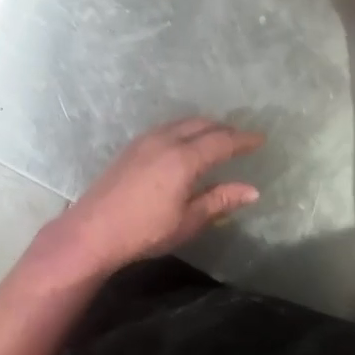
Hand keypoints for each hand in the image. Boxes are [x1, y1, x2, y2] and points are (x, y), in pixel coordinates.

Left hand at [47, 119, 262, 274]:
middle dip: (224, 129)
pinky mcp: (132, 146)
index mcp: (184, 158)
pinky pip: (167, 128)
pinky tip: (186, 144)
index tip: (261, 139)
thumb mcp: (188, 221)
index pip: (221, 141)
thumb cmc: (145, 231)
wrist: (93, 229)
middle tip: (241, 139)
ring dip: (203, 127)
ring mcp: (146, 140)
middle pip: (202, 125)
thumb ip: (219, 200)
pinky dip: (185, 130)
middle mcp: (166, 140)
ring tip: (217, 139)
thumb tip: (252, 190)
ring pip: (182, 123)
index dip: (243, 140)